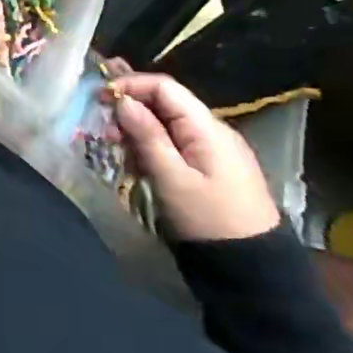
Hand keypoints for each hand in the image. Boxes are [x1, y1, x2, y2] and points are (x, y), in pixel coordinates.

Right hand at [108, 73, 279, 241]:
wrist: (252, 267)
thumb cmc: (208, 219)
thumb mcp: (171, 178)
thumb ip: (147, 136)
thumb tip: (123, 101)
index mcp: (207, 128)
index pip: (165, 87)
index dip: (130, 85)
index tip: (100, 98)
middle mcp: (213, 130)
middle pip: (166, 103)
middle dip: (131, 110)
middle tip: (105, 130)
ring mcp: (214, 149)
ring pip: (168, 124)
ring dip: (139, 131)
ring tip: (118, 150)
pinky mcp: (212, 167)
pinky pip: (176, 143)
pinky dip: (153, 147)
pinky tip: (139, 165)